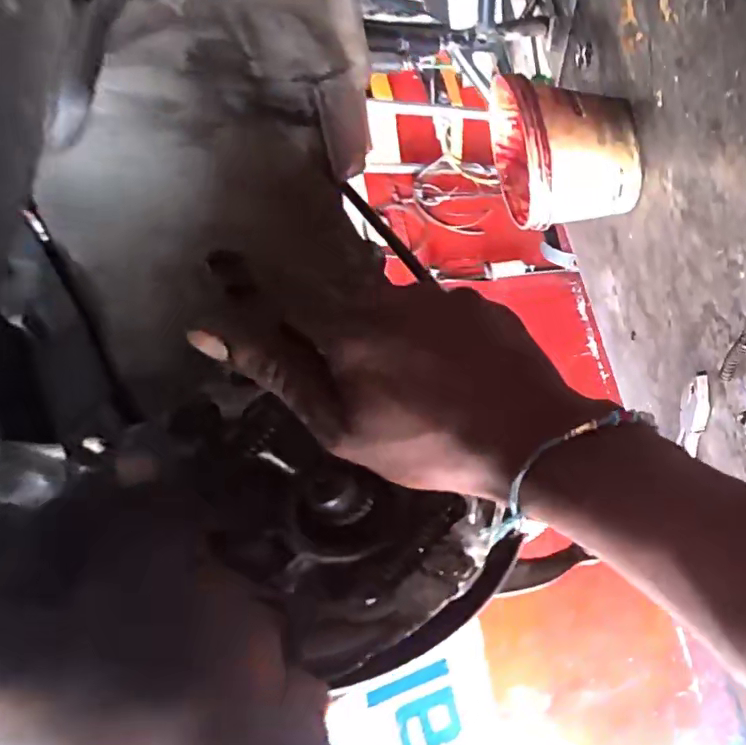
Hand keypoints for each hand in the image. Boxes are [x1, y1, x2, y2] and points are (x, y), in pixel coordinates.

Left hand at [0, 475, 329, 744]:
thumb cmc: (174, 676)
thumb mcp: (156, 584)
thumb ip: (145, 512)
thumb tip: (145, 444)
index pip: (36, 535)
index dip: (113, 492)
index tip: (182, 462)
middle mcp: (13, 657)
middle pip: (87, 557)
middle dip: (158, 523)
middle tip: (217, 497)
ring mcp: (80, 668)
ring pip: (133, 578)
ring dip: (188, 548)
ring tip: (237, 532)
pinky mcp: (139, 670)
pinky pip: (161, 605)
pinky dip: (201, 579)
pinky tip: (242, 566)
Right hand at [190, 254, 613, 499]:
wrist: (534, 439)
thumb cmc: (433, 447)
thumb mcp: (345, 429)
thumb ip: (281, 375)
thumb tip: (211, 330)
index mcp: (351, 327)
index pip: (288, 300)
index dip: (278, 314)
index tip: (288, 338)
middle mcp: (400, 297)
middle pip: (351, 304)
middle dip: (352, 337)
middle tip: (381, 384)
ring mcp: (452, 298)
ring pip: (406, 308)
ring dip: (404, 335)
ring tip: (431, 384)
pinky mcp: (491, 306)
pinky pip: (451, 314)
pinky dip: (446, 336)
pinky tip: (465, 370)